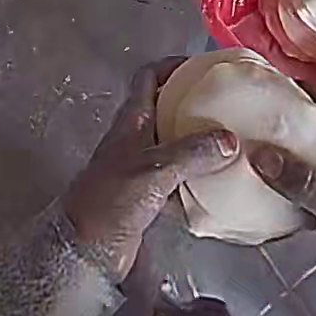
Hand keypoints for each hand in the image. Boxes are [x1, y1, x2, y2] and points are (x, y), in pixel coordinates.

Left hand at [62, 58, 239, 280]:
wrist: (84, 250)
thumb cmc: (112, 199)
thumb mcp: (155, 170)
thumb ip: (193, 152)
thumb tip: (231, 139)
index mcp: (132, 121)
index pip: (148, 77)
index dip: (172, 65)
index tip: (201, 65)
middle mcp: (136, 138)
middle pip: (165, 106)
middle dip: (193, 101)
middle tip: (224, 103)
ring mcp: (140, 166)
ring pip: (174, 141)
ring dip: (197, 138)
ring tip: (230, 137)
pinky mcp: (147, 194)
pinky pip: (178, 174)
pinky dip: (197, 173)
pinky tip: (218, 179)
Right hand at [251, 87, 315, 315]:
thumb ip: (314, 189)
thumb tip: (263, 153)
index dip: (308, 90)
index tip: (270, 82)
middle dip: (292, 117)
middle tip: (251, 113)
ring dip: (290, 150)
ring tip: (252, 145)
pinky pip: (313, 190)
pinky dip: (291, 184)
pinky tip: (268, 192)